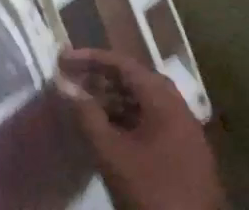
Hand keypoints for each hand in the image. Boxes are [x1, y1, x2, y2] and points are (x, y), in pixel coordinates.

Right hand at [58, 49, 222, 209]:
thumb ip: (85, 114)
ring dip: (115, 98)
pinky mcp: (186, 155)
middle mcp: (180, 112)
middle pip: (138, 81)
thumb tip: (64, 84)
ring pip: (146, 103)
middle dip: (103, 77)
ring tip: (86, 104)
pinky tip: (109, 130)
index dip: (91, 58)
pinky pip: (153, 122)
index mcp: (165, 104)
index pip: (125, 65)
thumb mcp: (109, 151)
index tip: (62, 60)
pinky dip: (128, 117)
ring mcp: (186, 135)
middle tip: (75, 79)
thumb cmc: (149, 189)